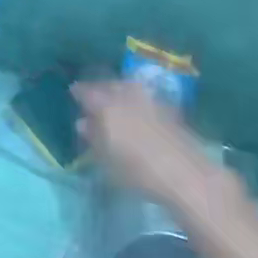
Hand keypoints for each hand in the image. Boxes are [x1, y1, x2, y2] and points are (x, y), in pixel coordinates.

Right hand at [72, 78, 231, 209]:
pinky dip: (135, 97)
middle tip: (92, 96)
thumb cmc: (137, 171)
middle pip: (110, 85)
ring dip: (119, 89)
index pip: (88, 91)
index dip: (80, 91)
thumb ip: (94, 138)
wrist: (183, 172)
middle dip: (99, 88)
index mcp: (107, 106)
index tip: (73, 92)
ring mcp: (150, 99)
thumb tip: (83, 123)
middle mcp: (128, 96)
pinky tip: (135, 108)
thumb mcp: (107, 160)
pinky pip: (144, 95)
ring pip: (129, 86)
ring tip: (113, 100)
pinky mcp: (168, 107)